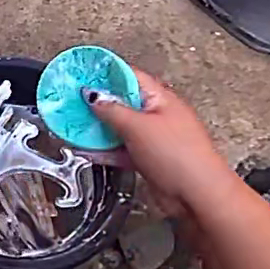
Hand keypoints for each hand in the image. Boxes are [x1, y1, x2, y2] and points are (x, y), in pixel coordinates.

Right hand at [87, 69, 233, 216]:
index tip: (82, 73)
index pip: (128, 76)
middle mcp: (156, 115)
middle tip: (72, 100)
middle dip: (97, 102)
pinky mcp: (148, 158)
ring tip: (74, 124)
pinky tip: (88, 150)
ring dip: (98, 127)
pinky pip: (122, 149)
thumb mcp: (138, 126)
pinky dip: (105, 149)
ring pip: (120, 127)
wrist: (197, 196)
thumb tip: (93, 95)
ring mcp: (153, 138)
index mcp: (159, 98)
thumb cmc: (178, 155)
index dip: (104, 73)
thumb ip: (112, 110)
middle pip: (121, 102)